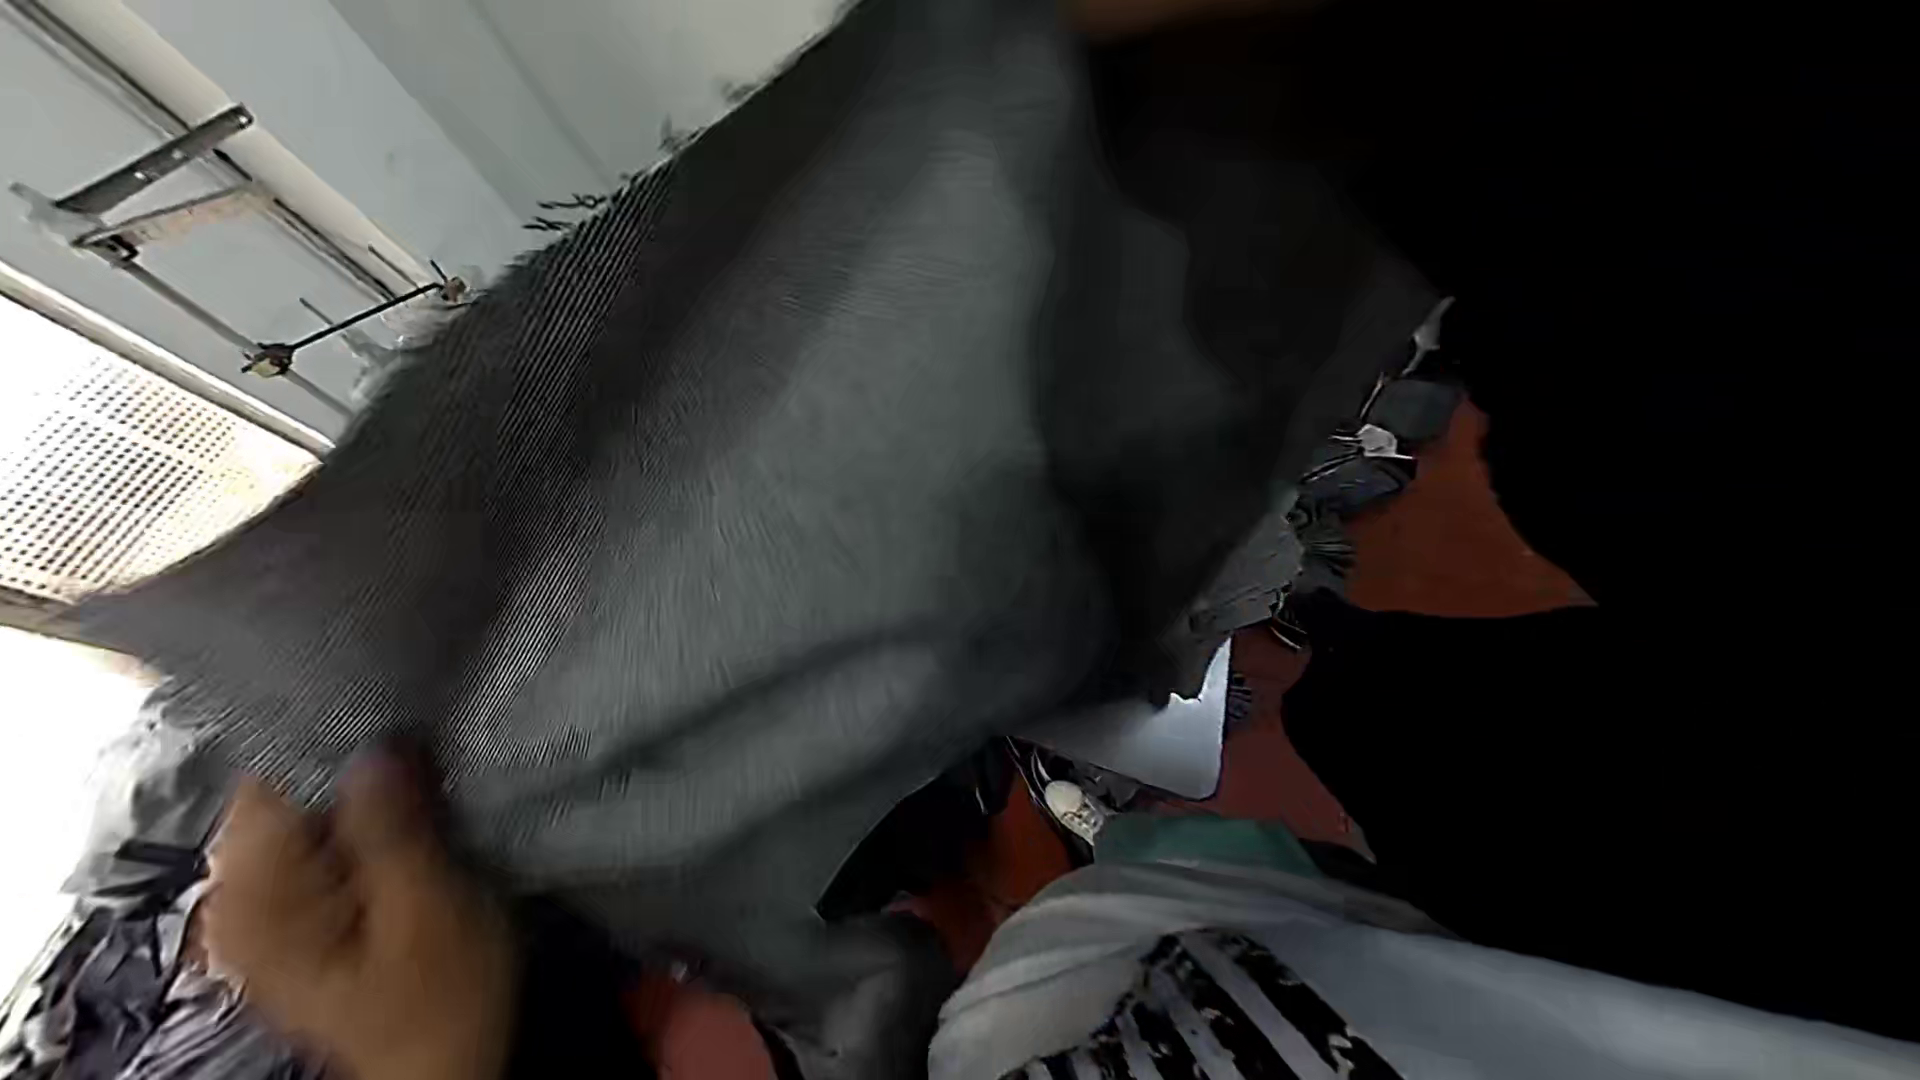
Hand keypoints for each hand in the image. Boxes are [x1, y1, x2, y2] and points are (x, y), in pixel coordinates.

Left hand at [203, 755, 517, 1079]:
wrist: (445, 1056)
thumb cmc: (443, 988)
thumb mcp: (431, 905)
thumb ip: (394, 829)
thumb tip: (379, 746)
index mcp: (260, 903)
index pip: (269, 788)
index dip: (333, 740)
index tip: (401, 711)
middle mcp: (246, 898)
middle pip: (287, 794)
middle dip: (357, 759)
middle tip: (430, 737)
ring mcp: (275, 902)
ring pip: (313, 808)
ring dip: (371, 782)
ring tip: (431, 761)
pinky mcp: (310, 902)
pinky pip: (329, 831)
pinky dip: (372, 807)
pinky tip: (417, 800)